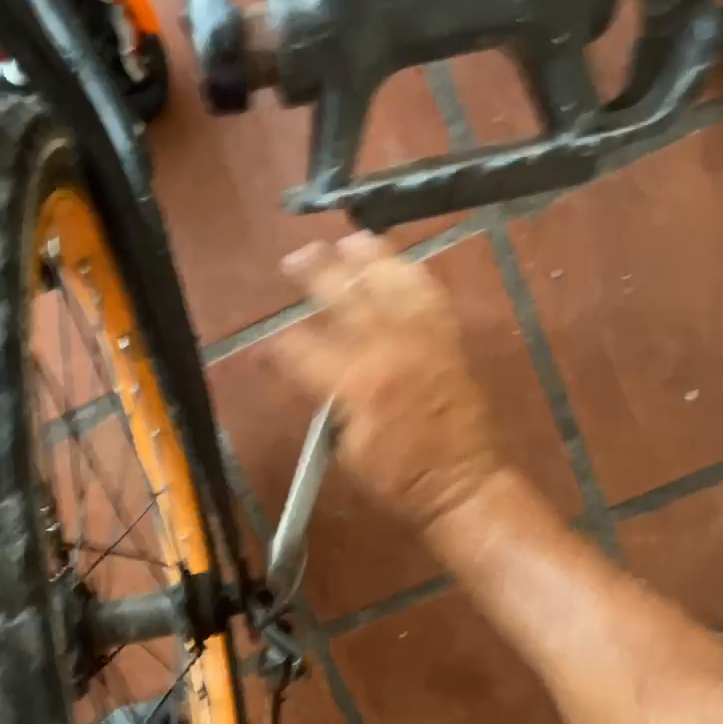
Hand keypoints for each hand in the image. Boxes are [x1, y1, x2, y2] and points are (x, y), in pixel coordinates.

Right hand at [276, 232, 504, 529]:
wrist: (462, 483)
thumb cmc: (398, 478)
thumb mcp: (347, 449)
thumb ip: (329, 403)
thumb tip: (315, 375)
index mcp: (356, 383)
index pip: (302, 349)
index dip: (275, 346)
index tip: (260, 348)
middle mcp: (388, 347)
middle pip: (343, 295)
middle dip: (313, 273)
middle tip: (292, 258)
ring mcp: (422, 337)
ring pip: (390, 281)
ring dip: (364, 258)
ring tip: (345, 240)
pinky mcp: (447, 338)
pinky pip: (428, 293)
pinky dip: (410, 273)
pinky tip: (396, 263)